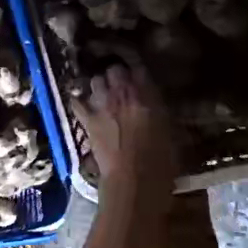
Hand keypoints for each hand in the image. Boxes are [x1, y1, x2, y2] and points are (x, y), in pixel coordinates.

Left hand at [73, 64, 174, 194]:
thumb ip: (159, 110)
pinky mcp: (88, 120)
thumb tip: (154, 104)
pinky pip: (77, 102)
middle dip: (117, 76)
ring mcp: (102, 105)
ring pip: (95, 81)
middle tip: (121, 87)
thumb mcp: (170, 129)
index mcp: (146, 93)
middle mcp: (122, 93)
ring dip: (100, 86)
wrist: (134, 180)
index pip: (138, 67)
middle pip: (114, 69)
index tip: (139, 79)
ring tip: (104, 96)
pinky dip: (80, 101)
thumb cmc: (160, 159)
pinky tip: (83, 105)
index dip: (137, 72)